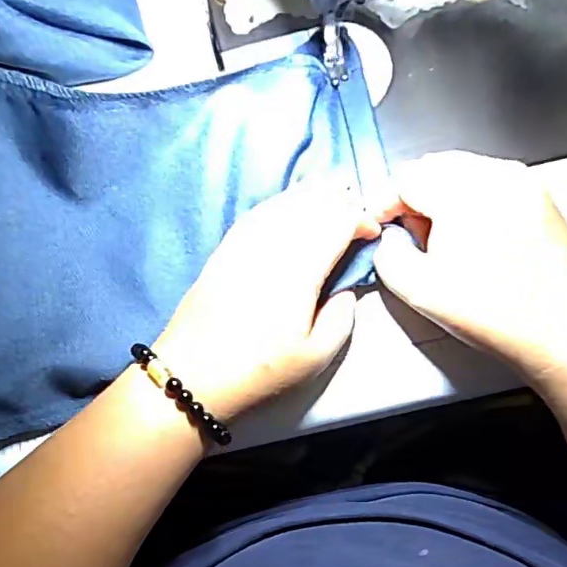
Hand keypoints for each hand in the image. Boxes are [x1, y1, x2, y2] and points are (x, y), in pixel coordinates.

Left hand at [153, 179, 382, 419]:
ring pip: (283, 203)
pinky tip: (288, 204)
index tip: (372, 233)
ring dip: (311, 195)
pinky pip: (258, 212)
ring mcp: (244, 243)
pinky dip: (280, 202)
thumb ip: (341, 318)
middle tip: (356, 206)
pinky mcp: (225, 249)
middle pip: (311, 205)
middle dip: (339, 200)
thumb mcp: (315, 357)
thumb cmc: (259, 370)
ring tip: (330, 193)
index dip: (360, 219)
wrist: (194, 373)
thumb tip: (346, 290)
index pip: (336, 222)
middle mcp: (272, 245)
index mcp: (300, 270)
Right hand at [371, 152, 566, 386]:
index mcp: (461, 192)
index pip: (407, 178)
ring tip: (451, 244)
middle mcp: (494, 174)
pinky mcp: (538, 195)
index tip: (386, 230)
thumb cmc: (495, 312)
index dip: (388, 205)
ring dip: (445, 199)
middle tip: (417, 240)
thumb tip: (390, 237)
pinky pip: (491, 184)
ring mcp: (521, 181)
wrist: (562, 327)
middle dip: (417, 199)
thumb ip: (387, 255)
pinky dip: (474, 203)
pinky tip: (479, 241)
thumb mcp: (420, 291)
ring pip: (464, 172)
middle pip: (435, 167)